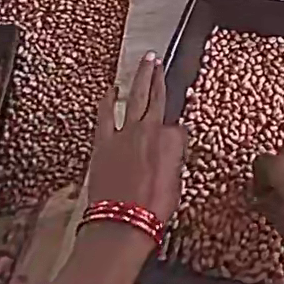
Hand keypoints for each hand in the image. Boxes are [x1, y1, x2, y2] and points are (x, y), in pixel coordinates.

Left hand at [82, 53, 187, 224]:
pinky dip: (108, 100)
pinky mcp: (105, 141)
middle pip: (156, 97)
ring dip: (141, 78)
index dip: (177, 132)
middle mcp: (151, 131)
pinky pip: (107, 114)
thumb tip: (169, 153)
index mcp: (172, 141)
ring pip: (136, 97)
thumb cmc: (154, 210)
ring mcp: (127, 133)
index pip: (178, 126)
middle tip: (158, 61)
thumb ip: (172, 160)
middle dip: (158, 77)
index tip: (176, 131)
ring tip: (145, 62)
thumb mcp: (175, 183)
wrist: (123, 222)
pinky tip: (111, 89)